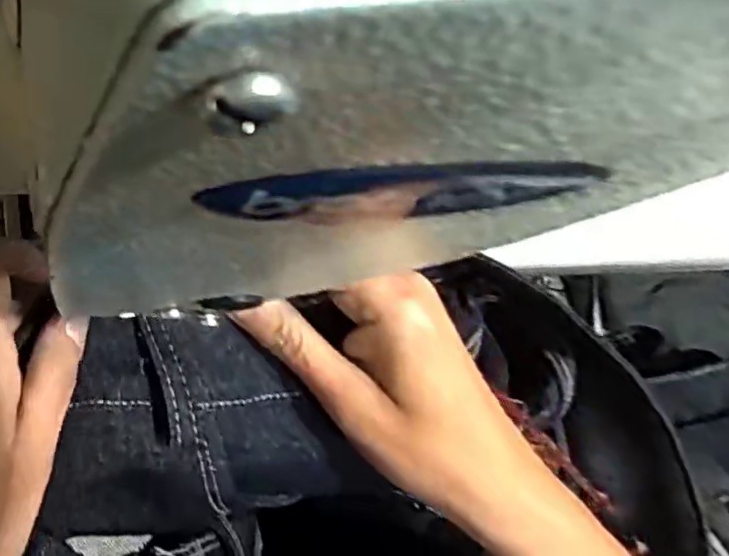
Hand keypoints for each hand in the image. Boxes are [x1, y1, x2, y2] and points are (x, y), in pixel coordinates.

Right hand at [231, 273, 626, 555]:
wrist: (503, 486)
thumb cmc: (430, 453)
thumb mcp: (351, 403)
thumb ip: (292, 342)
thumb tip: (237, 296)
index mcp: (392, 294)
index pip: (315, 246)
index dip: (268, 244)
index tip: (226, 246)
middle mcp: (403, 274)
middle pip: (326, 242)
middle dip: (279, 247)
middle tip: (229, 252)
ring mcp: (410, 282)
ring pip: (337, 253)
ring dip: (298, 260)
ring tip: (251, 263)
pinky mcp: (409, 298)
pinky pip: (352, 270)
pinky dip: (320, 275)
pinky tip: (292, 284)